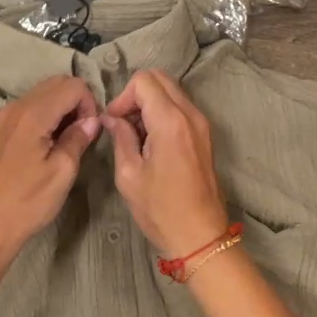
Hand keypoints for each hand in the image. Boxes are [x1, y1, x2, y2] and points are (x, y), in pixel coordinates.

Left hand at [0, 75, 100, 265]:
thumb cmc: (27, 202)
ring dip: (59, 108)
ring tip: (66, 140)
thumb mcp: (62, 172)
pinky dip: (43, 116)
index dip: (89, 103)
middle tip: (83, 133)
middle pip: (55, 84)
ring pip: (40, 95)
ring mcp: (2, 118)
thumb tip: (91, 120)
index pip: (72, 86)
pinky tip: (46, 144)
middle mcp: (15, 107)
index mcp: (33, 114)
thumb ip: (78, 138)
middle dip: (75, 101)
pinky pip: (26, 109)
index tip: (90, 131)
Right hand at [103, 69, 229, 255]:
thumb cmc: (161, 210)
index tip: (114, 122)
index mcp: (171, 122)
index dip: (123, 96)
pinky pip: (181, 106)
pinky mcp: (205, 134)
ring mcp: (202, 123)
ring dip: (150, 103)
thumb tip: (111, 118)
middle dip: (136, 95)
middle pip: (160, 79)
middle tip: (123, 124)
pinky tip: (152, 140)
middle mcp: (191, 114)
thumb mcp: (129, 175)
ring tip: (135, 134)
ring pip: (171, 91)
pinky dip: (163, 112)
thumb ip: (121, 138)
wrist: (201, 238)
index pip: (144, 81)